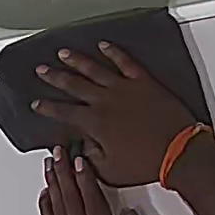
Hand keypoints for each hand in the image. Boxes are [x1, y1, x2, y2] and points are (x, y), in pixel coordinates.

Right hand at [32, 42, 197, 186]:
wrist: (178, 151)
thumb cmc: (146, 162)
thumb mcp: (110, 170)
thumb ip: (91, 157)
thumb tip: (82, 148)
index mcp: (95, 122)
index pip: (64, 112)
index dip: (48, 107)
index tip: (36, 103)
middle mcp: (105, 101)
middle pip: (73, 84)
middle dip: (54, 76)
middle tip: (41, 70)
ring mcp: (124, 88)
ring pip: (94, 69)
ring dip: (77, 60)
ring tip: (63, 53)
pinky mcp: (143, 81)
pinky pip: (124, 62)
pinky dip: (113, 52)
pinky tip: (103, 45)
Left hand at [39, 148, 157, 214]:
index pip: (93, 199)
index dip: (85, 177)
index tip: (80, 159)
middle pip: (71, 196)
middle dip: (65, 171)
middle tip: (58, 152)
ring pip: (58, 206)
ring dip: (54, 183)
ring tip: (49, 165)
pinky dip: (46, 206)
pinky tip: (44, 194)